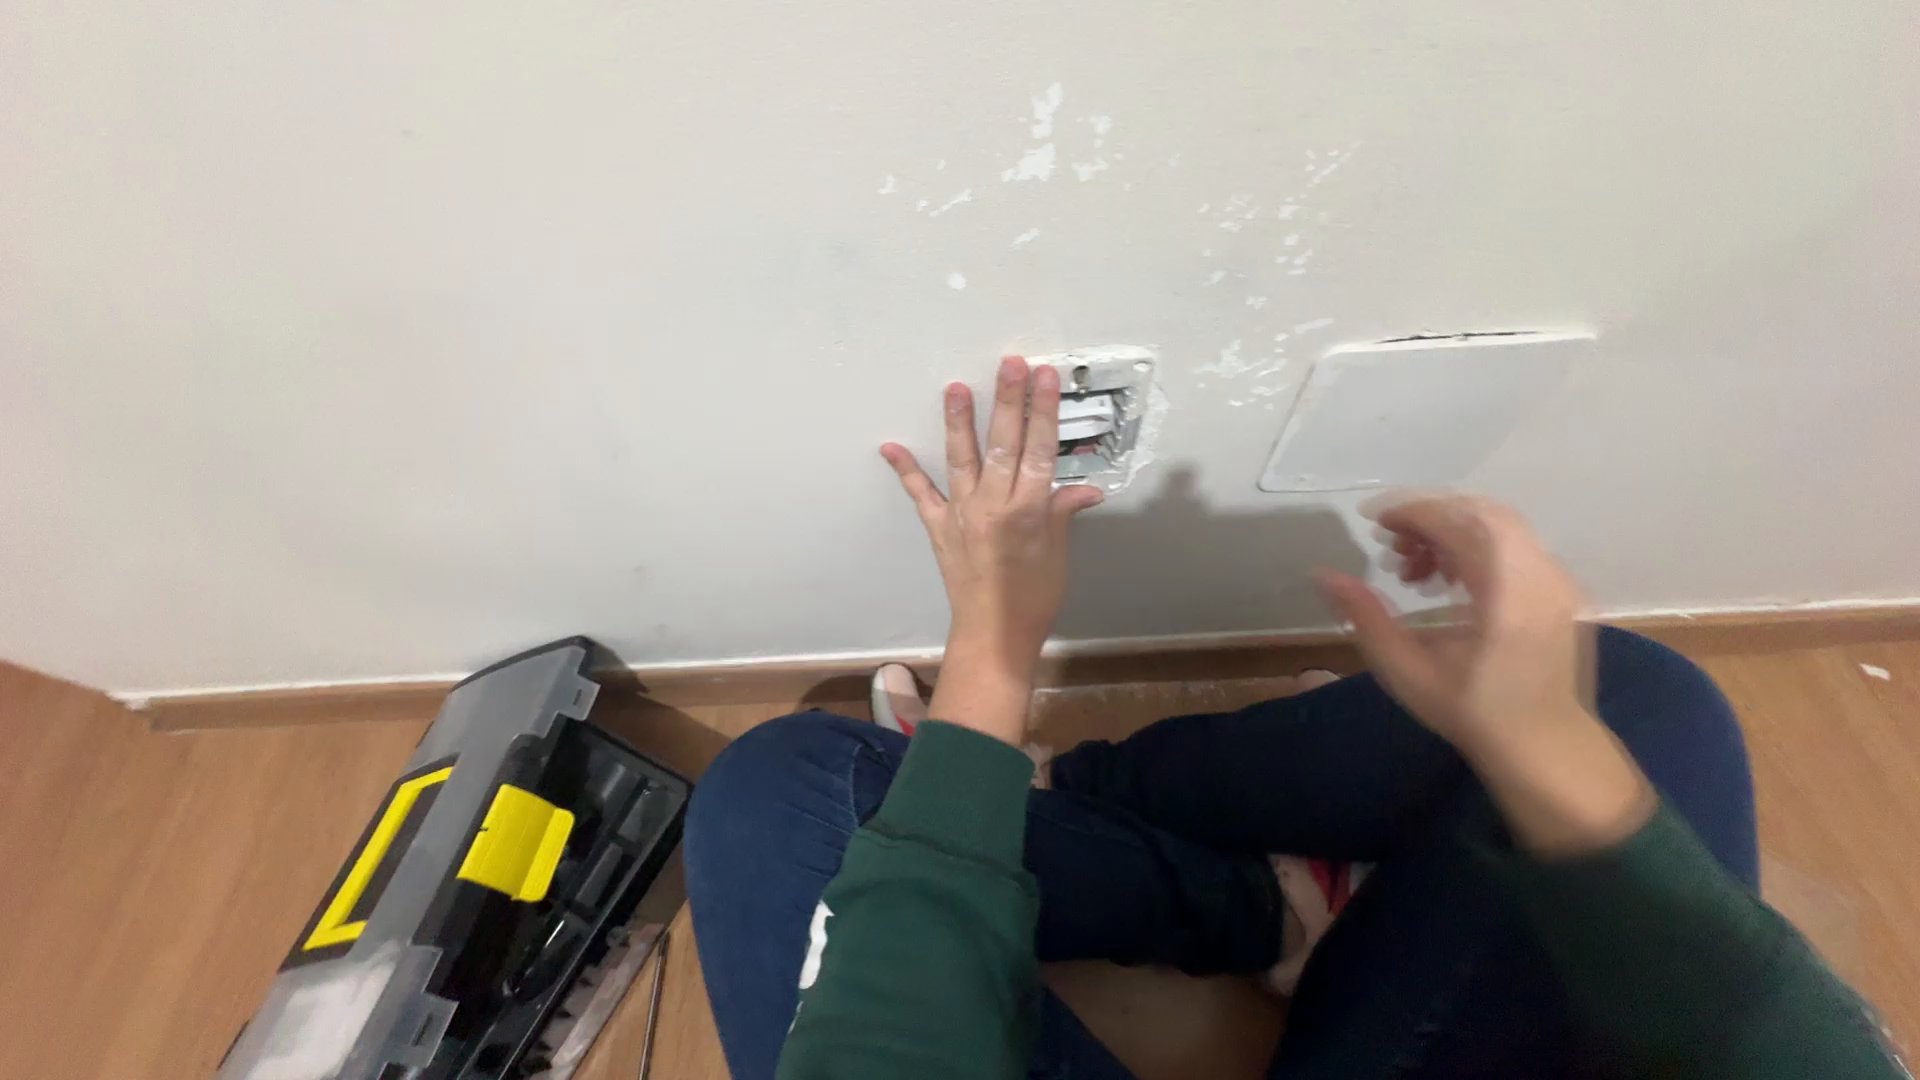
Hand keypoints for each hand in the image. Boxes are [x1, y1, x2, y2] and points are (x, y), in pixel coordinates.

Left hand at [880, 357, 1103, 742]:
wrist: (993, 635)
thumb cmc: (1034, 597)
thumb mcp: (1058, 554)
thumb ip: (1063, 513)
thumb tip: (1086, 488)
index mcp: (1029, 510)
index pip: (1040, 449)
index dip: (1043, 411)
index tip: (1045, 376)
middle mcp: (994, 505)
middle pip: (1004, 444)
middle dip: (1008, 400)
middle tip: (1010, 363)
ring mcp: (962, 514)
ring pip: (962, 459)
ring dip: (959, 422)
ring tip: (955, 386)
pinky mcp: (939, 528)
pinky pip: (921, 496)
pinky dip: (906, 471)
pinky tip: (889, 446)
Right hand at [1312, 494, 1590, 756]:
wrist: (1543, 746)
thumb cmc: (1470, 709)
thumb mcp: (1403, 667)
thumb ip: (1363, 615)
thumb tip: (1321, 574)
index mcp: (1508, 595)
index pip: (1462, 524)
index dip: (1413, 513)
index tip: (1372, 522)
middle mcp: (1542, 578)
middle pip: (1484, 514)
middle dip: (1429, 516)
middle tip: (1388, 541)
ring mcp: (1557, 583)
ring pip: (1498, 528)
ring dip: (1448, 532)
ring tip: (1410, 569)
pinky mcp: (1558, 592)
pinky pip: (1512, 547)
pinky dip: (1471, 547)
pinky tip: (1441, 580)